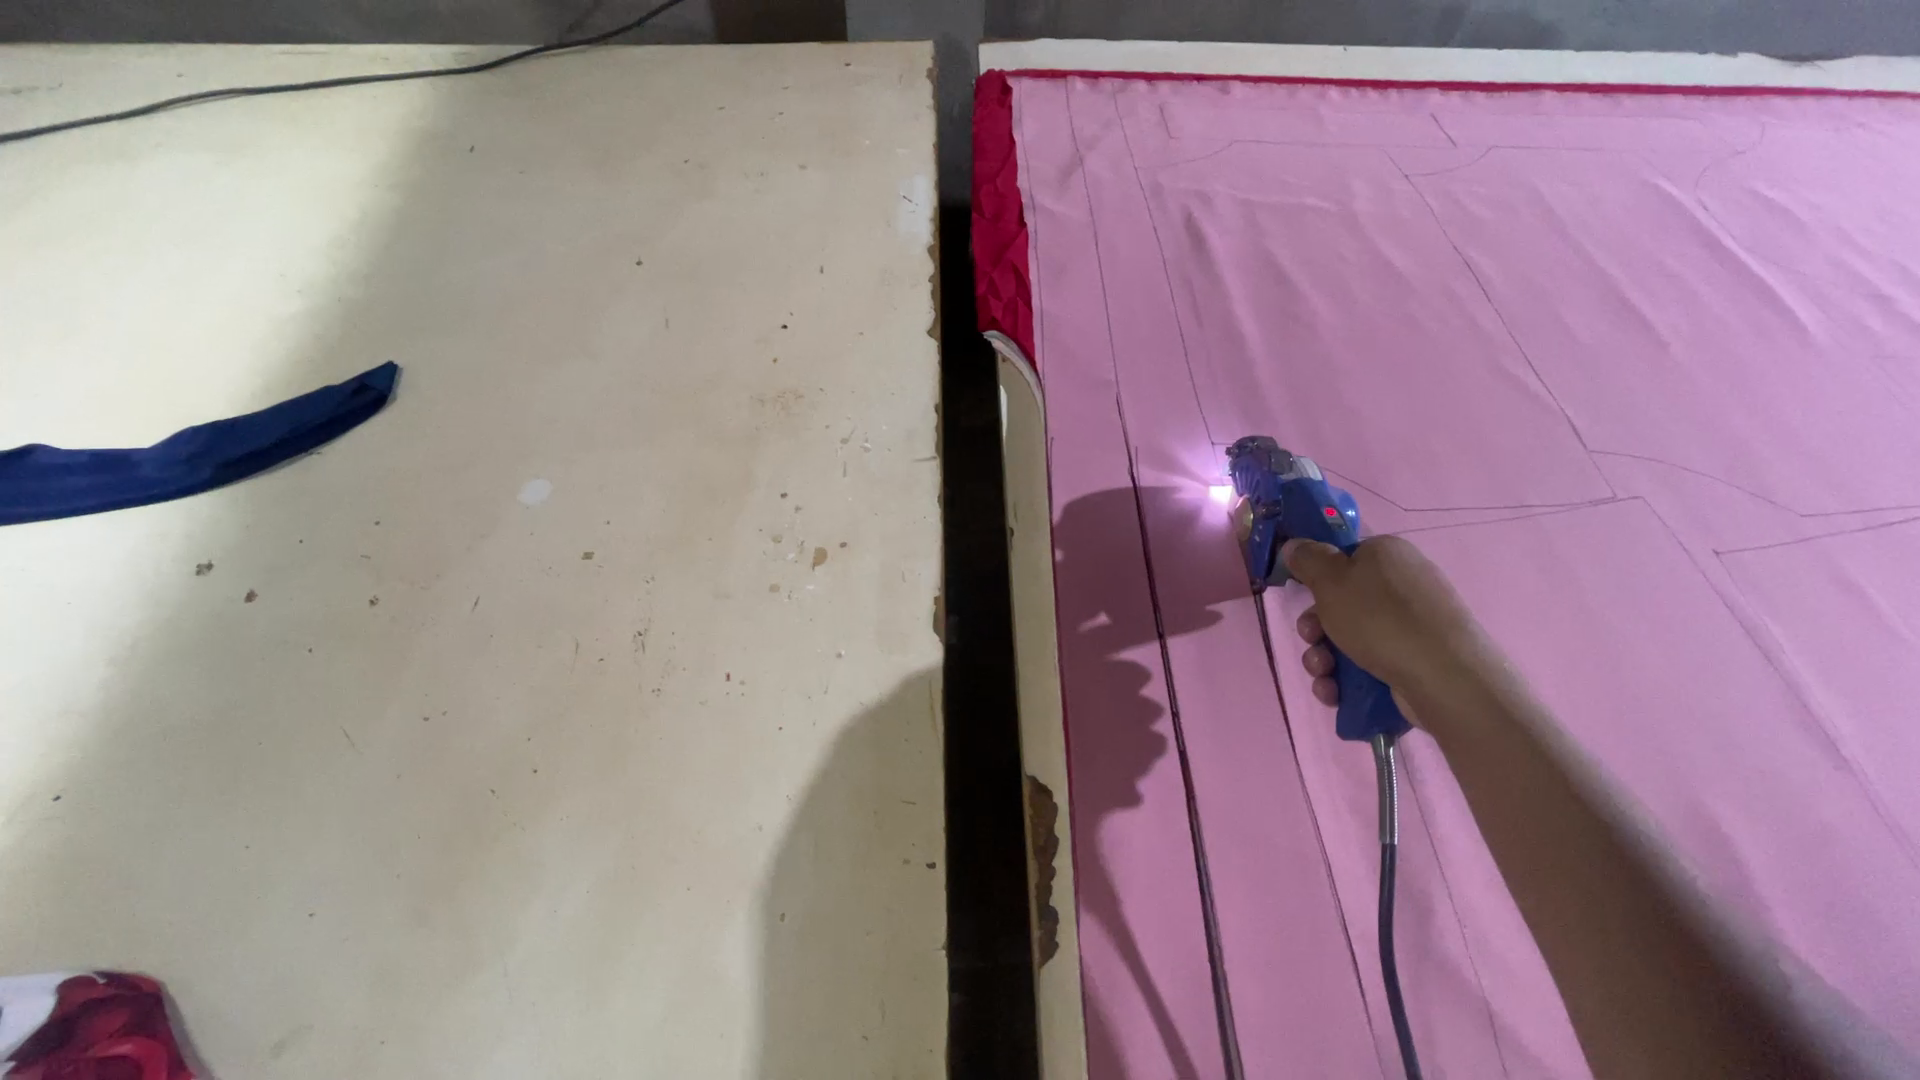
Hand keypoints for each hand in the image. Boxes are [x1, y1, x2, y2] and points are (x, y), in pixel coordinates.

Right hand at [1283, 535, 1493, 719]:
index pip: (1344, 558)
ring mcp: (1411, 626)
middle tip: (1310, 639)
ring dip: (1323, 658)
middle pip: (1341, 603)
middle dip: (1315, 628)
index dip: (1318, 579)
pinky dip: (1345, 679)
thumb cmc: (1381, 619)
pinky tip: (1335, 692)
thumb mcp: (1332, 580)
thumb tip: (1294, 544)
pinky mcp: (1414, 660)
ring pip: (1349, 639)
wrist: (1444, 677)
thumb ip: (1308, 559)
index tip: (1302, 596)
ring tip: (1323, 674)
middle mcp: (1402, 585)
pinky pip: (1368, 665)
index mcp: (1386, 555)